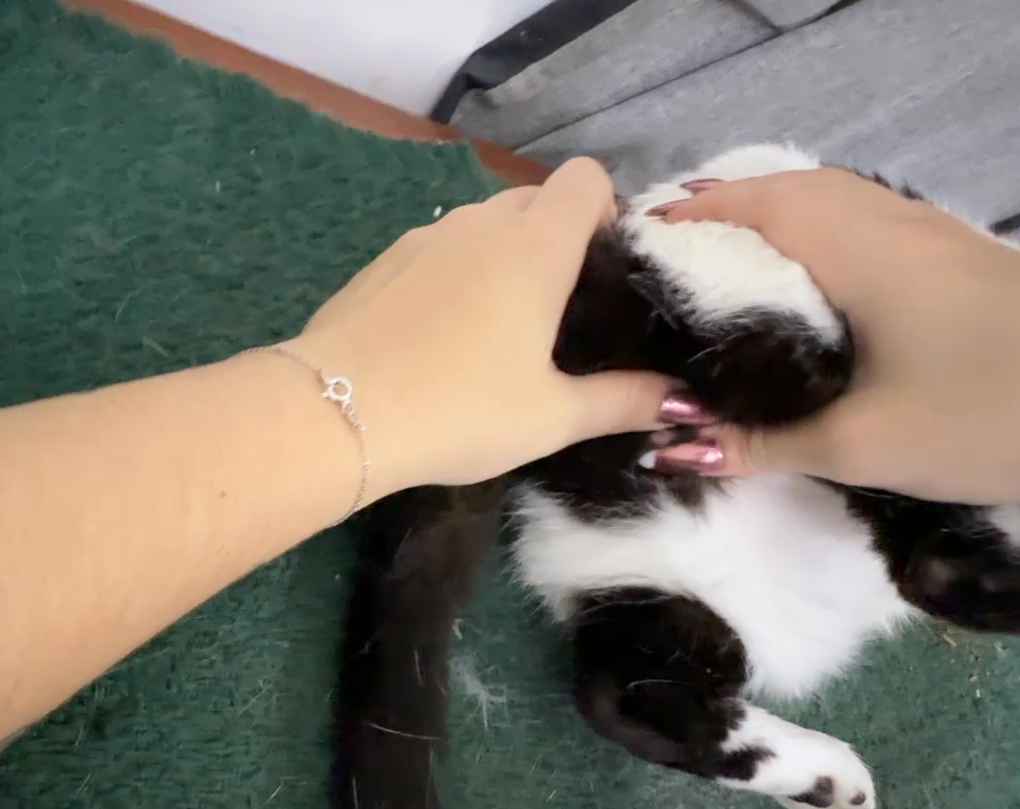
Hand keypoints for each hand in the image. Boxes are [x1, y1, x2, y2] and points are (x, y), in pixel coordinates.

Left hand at [287, 158, 678, 494]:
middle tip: (554, 317)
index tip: (602, 274)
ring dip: (498, 261)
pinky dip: (450, 279)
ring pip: (478, 228)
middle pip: (532, 200)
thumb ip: (622, 403)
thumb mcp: (550, 418)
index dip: (605, 214)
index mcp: (534, 246)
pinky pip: (433, 253)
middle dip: (553, 242)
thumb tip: (682, 402)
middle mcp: (478, 225)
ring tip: (494, 333)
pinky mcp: (379, 265)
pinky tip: (437, 339)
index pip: (586, 179)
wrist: (336, 415)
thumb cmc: (458, 411)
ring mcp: (421, 240)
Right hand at [648, 168, 1019, 508]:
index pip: (765, 205)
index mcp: (870, 255)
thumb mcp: (858, 446)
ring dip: (780, 215)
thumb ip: (756, 444)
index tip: (643, 234)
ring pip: (844, 204)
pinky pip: (874, 228)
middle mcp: (905, 230)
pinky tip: (812, 281)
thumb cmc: (991, 420)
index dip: (699, 210)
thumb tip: (668, 450)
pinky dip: (823, 234)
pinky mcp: (971, 269)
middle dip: (732, 205)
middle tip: (677, 246)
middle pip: (802, 190)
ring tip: (729, 257)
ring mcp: (947, 244)